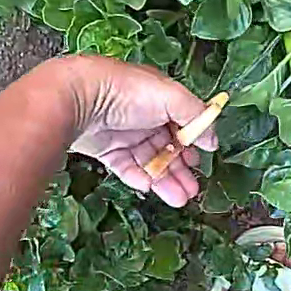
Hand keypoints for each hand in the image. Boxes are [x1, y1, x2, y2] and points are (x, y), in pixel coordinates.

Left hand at [53, 55, 217, 206]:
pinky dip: (138, 178)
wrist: (77, 98)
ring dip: (166, 180)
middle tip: (193, 190)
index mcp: (161, 100)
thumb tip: (213, 140)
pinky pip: (126, 168)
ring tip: (179, 199)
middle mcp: (144, 116)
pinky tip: (148, 187)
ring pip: (150, 162)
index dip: (193, 144)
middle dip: (182, 170)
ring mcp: (124, 134)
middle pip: (168, 148)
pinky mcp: (106, 150)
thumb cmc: (128, 91)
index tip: (202, 161)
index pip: (184, 125)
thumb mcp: (172, 97)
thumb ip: (198, 117)